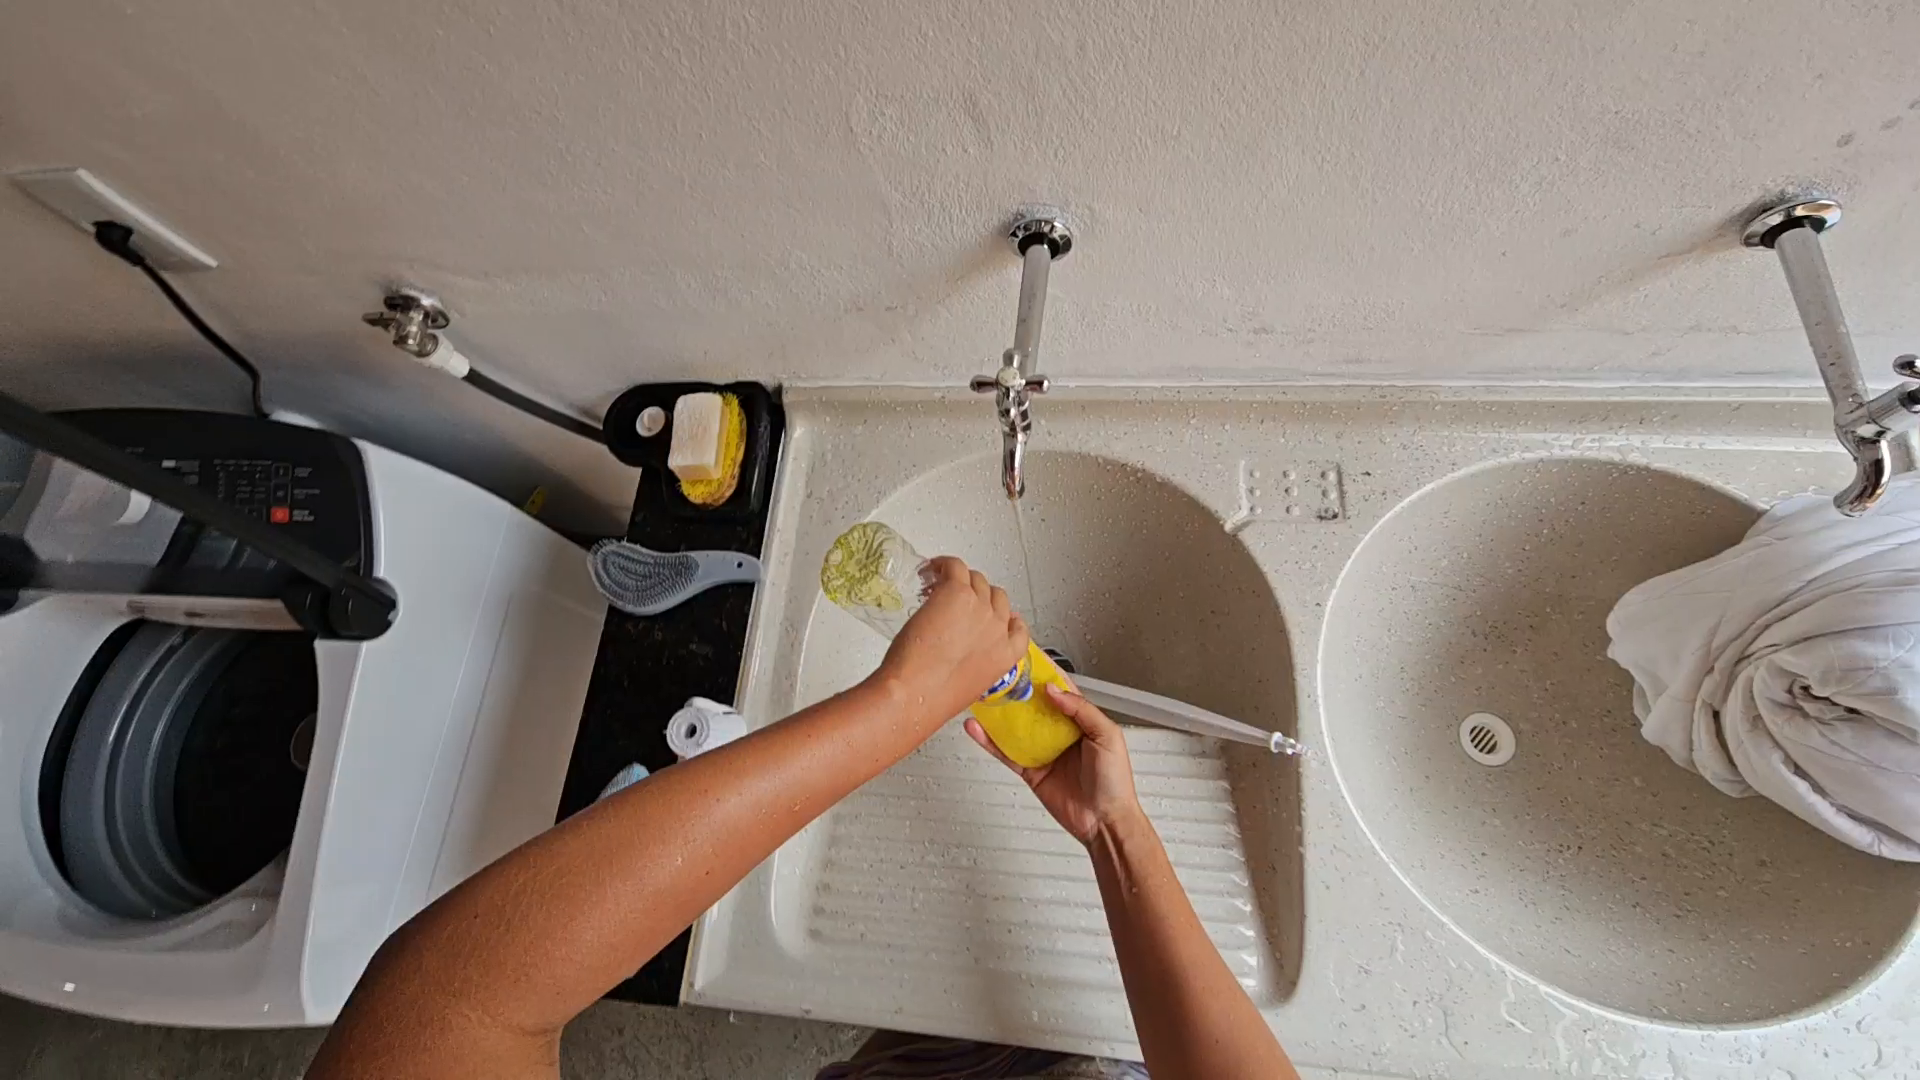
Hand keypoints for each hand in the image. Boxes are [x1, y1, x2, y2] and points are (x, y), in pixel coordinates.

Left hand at [871, 556, 1028, 728]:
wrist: (917, 693)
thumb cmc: (932, 697)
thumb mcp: (966, 688)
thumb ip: (970, 667)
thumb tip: (955, 657)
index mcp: (1005, 656)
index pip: (1018, 628)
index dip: (1005, 618)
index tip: (993, 615)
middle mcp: (998, 627)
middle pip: (996, 596)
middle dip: (977, 595)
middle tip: (955, 600)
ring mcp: (980, 607)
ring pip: (976, 579)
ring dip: (960, 579)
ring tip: (937, 583)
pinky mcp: (956, 593)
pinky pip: (955, 566)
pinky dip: (942, 564)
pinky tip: (931, 569)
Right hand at [965, 684, 1143, 846]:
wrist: (1104, 821)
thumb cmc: (1114, 781)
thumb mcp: (1106, 736)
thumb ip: (1082, 710)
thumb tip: (1054, 691)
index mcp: (1080, 720)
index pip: (1059, 691)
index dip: (1044, 675)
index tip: (1028, 660)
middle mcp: (1059, 733)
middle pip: (1032, 706)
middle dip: (1017, 691)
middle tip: (999, 676)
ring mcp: (1042, 751)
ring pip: (1015, 727)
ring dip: (998, 713)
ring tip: (982, 697)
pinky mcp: (1030, 770)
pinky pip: (1006, 753)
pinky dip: (990, 741)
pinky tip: (978, 729)